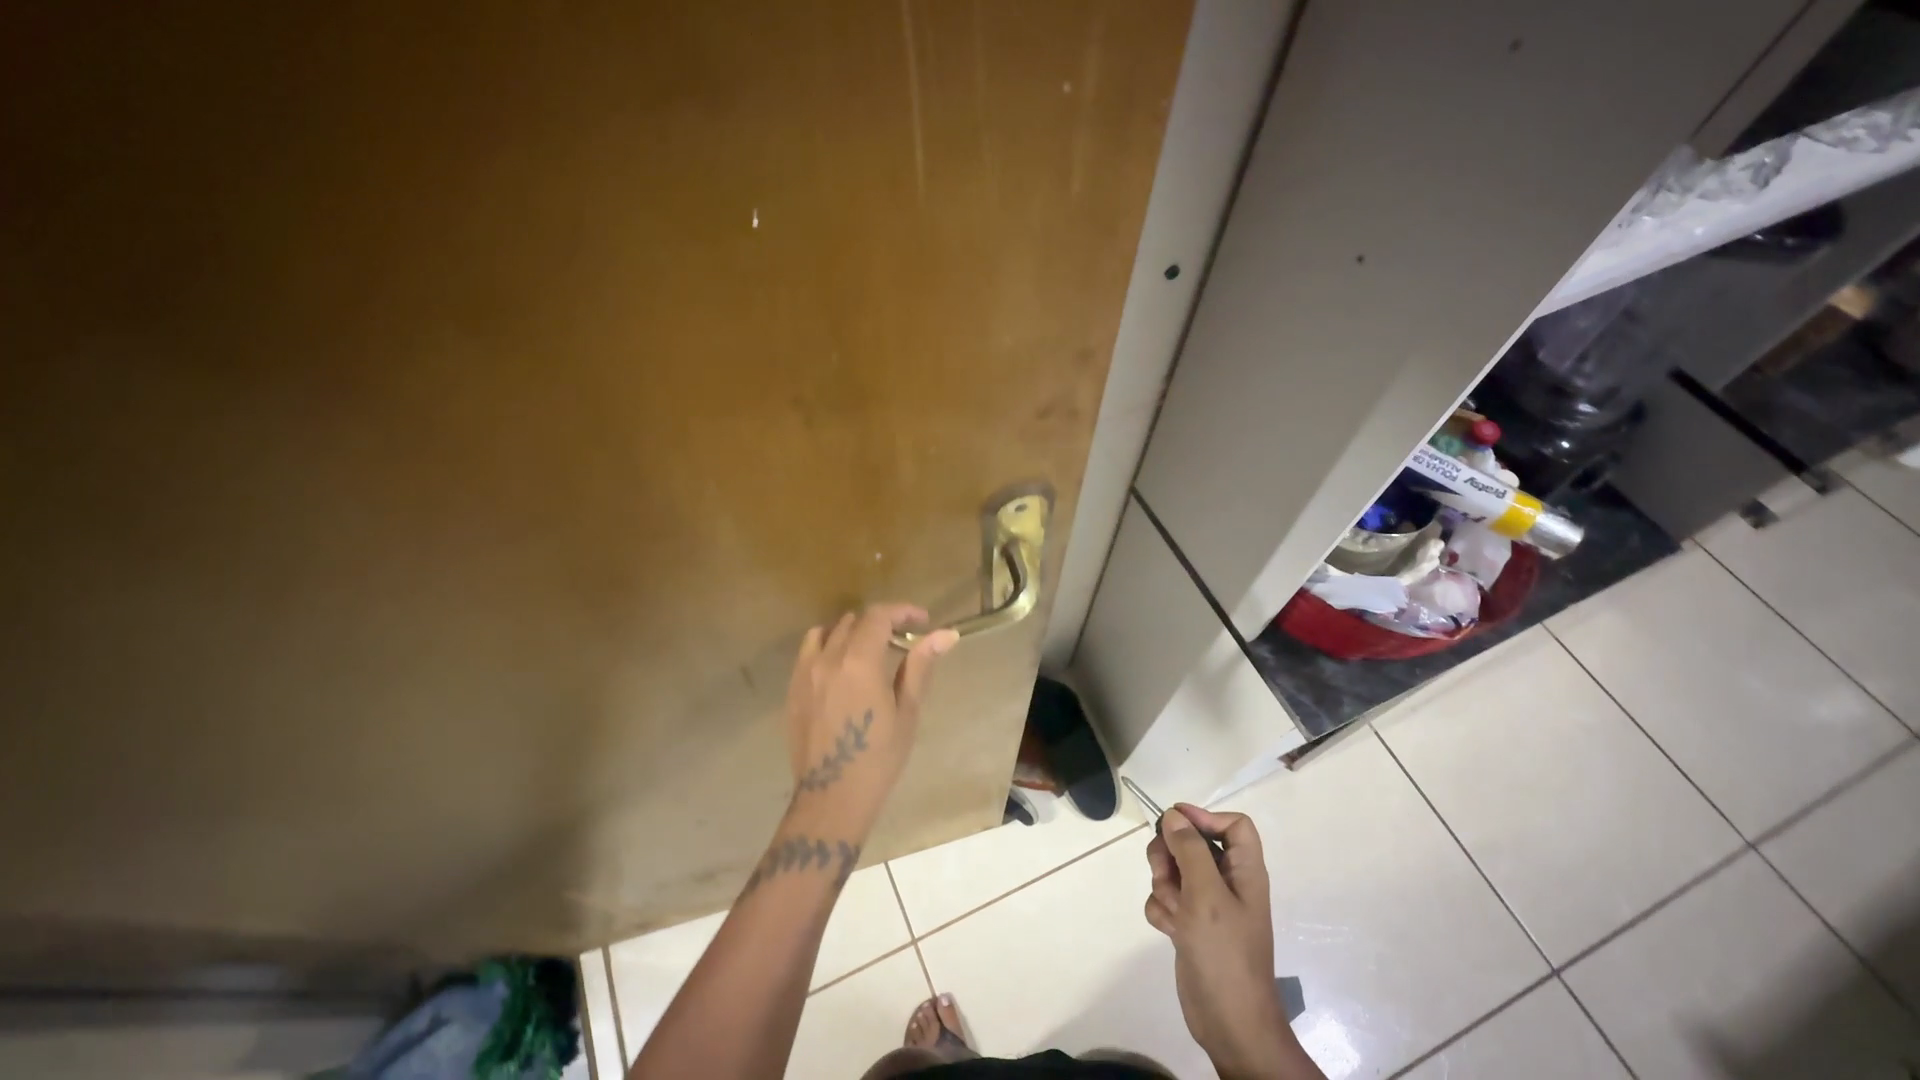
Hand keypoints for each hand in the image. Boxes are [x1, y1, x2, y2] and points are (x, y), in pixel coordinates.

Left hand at [783, 604, 957, 832]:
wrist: (833, 796)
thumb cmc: (879, 757)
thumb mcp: (907, 712)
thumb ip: (920, 666)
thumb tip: (945, 634)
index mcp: (859, 662)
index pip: (879, 616)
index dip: (903, 611)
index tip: (922, 621)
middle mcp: (827, 658)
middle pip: (853, 621)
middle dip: (880, 622)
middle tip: (902, 641)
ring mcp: (804, 673)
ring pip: (826, 632)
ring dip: (851, 632)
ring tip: (868, 651)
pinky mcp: (792, 689)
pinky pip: (808, 653)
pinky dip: (827, 648)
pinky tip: (842, 670)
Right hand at [1145, 805, 1297, 1079]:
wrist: (1228, 1020)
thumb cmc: (1225, 952)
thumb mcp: (1206, 895)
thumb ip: (1190, 851)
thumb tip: (1174, 816)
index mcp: (1245, 871)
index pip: (1233, 825)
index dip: (1205, 817)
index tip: (1174, 822)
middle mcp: (1227, 883)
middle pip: (1194, 844)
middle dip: (1171, 854)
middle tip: (1163, 870)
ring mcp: (1207, 905)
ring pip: (1174, 871)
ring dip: (1164, 885)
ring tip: (1173, 910)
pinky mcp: (1189, 926)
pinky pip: (1166, 900)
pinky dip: (1162, 910)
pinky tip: (1169, 930)